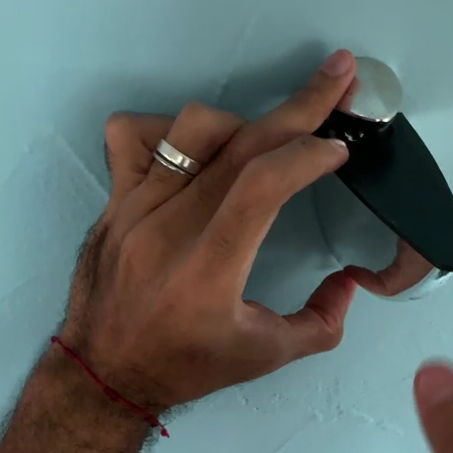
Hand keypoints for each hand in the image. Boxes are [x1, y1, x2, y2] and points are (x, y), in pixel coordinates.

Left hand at [57, 49, 362, 412]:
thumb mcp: (263, 358)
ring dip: (240, 123)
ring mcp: (135, 211)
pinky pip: (133, 137)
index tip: (338, 148)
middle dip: (299, 109)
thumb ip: (319, 324)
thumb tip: (348, 283)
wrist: (104, 374)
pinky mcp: (114, 204)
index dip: (307, 155)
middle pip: (240, 147)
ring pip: (191, 130)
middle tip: (337, 78)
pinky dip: (169, 130)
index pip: (262, 185)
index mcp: (209, 271)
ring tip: (262, 140)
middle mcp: (169, 230)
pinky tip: (192, 150)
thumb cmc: (183, 366)